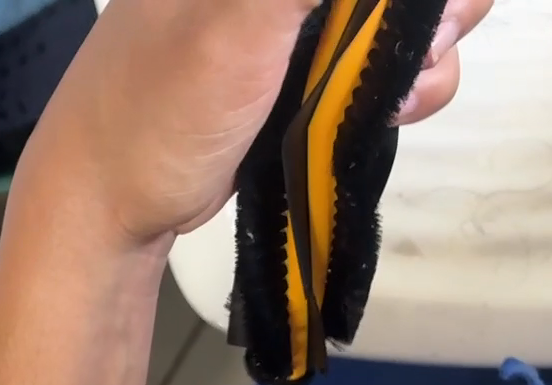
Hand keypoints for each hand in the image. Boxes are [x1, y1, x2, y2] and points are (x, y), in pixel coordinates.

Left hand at [25, 0, 491, 247]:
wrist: (121, 200)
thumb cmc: (159, 110)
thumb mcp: (235, 25)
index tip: (412, 24)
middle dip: (430, 14)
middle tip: (406, 59)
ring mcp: (303, 22)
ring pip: (406, 19)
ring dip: (422, 57)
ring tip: (390, 99)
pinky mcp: (310, 73)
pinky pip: (382, 66)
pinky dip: (401, 89)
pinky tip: (385, 115)